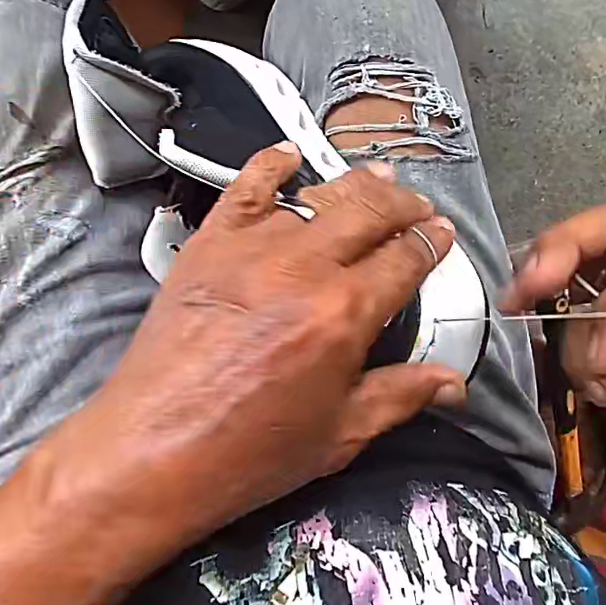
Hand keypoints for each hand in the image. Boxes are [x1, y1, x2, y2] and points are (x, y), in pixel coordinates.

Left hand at [83, 143, 465, 527]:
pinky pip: (247, 188)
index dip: (431, 242)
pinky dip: (271, 164)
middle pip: (371, 211)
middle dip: (405, 204)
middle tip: (418, 205)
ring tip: (376, 182)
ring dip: (355, 187)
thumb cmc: (250, 449)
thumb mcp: (340, 433)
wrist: (153, 450)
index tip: (441, 234)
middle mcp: (304, 268)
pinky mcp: (211, 245)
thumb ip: (401, 395)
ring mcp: (253, 249)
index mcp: (345, 313)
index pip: (405, 257)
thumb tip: (452, 382)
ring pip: (318, 197)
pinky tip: (290, 154)